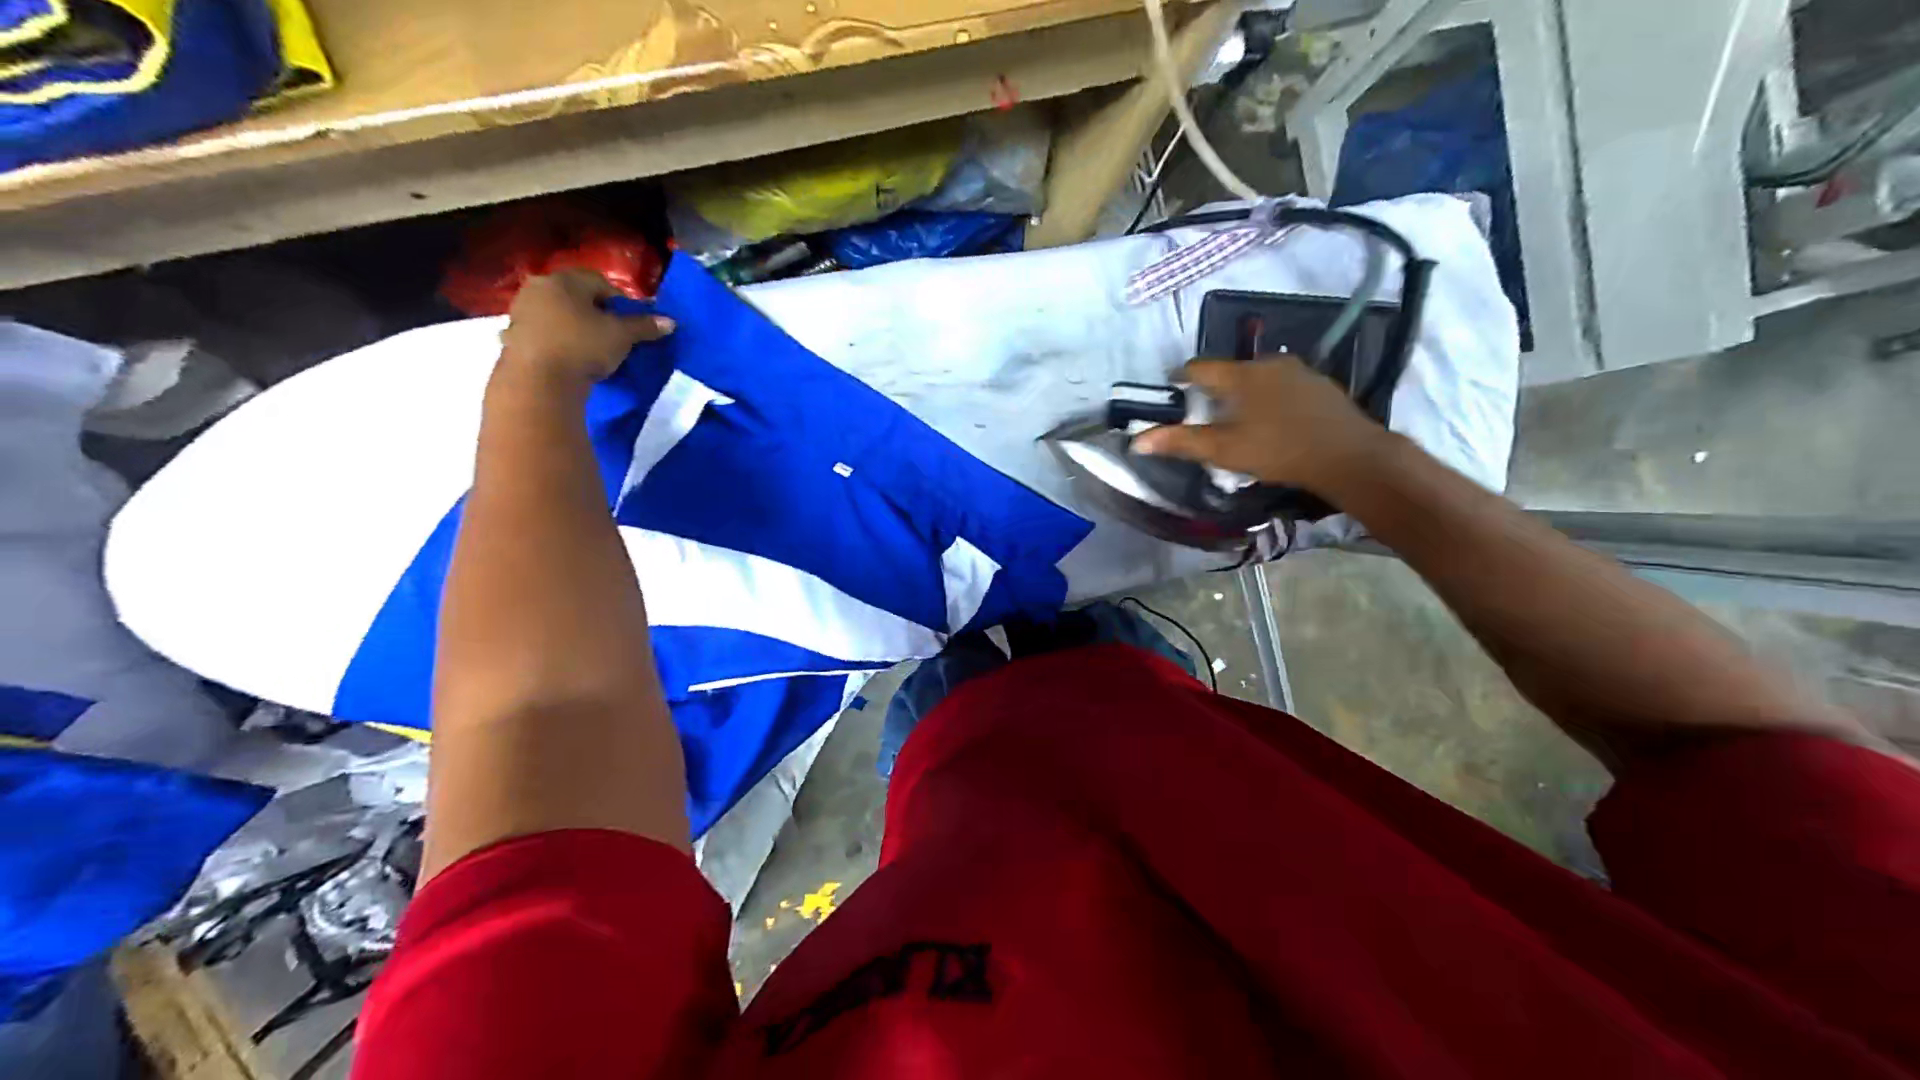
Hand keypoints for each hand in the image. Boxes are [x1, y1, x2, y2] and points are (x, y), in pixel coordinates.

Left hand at [497, 268, 674, 385]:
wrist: (539, 380)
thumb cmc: (583, 346)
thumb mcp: (621, 336)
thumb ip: (644, 326)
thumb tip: (670, 321)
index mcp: (565, 280)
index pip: (599, 282)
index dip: (619, 301)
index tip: (629, 323)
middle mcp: (539, 287)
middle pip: (575, 296)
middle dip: (595, 312)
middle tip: (612, 335)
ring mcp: (521, 311)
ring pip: (557, 313)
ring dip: (574, 326)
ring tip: (590, 348)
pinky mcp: (512, 335)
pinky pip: (543, 333)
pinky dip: (556, 341)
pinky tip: (568, 357)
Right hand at [1131, 355, 1393, 495]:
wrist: (1350, 456)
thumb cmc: (1279, 451)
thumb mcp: (1223, 450)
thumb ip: (1180, 442)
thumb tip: (1137, 440)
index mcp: (1241, 375)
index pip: (1200, 366)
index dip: (1181, 376)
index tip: (1171, 388)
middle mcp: (1269, 363)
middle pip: (1231, 370)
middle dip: (1214, 386)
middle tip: (1203, 409)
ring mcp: (1299, 371)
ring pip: (1259, 377)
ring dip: (1244, 392)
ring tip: (1237, 416)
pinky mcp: (1321, 385)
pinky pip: (1283, 385)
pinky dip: (1270, 398)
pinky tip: (1273, 420)